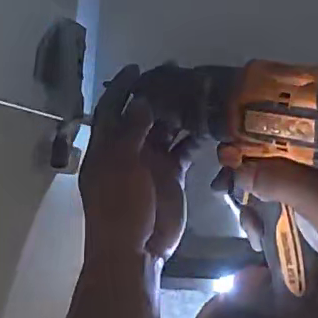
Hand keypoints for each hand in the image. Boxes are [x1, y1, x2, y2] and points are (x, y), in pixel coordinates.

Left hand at [79, 65, 191, 264]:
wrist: (135, 250)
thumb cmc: (119, 207)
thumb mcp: (120, 165)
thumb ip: (131, 130)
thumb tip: (143, 99)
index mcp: (107, 146)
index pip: (112, 108)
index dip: (123, 87)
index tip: (138, 67)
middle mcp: (128, 149)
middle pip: (143, 115)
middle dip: (158, 95)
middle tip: (181, 76)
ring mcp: (151, 161)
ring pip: (167, 129)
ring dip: (180, 114)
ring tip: (200, 95)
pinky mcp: (172, 174)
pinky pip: (185, 150)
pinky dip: (195, 138)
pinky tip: (210, 125)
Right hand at [231, 156, 317, 285]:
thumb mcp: (317, 199)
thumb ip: (279, 181)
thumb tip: (238, 169)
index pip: (286, 138)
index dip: (256, 143)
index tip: (229, 155)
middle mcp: (317, 172)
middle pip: (271, 165)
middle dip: (248, 179)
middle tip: (224, 191)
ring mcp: (310, 198)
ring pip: (268, 191)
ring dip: (252, 206)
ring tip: (251, 227)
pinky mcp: (303, 222)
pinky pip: (273, 214)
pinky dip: (260, 223)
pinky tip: (256, 238)